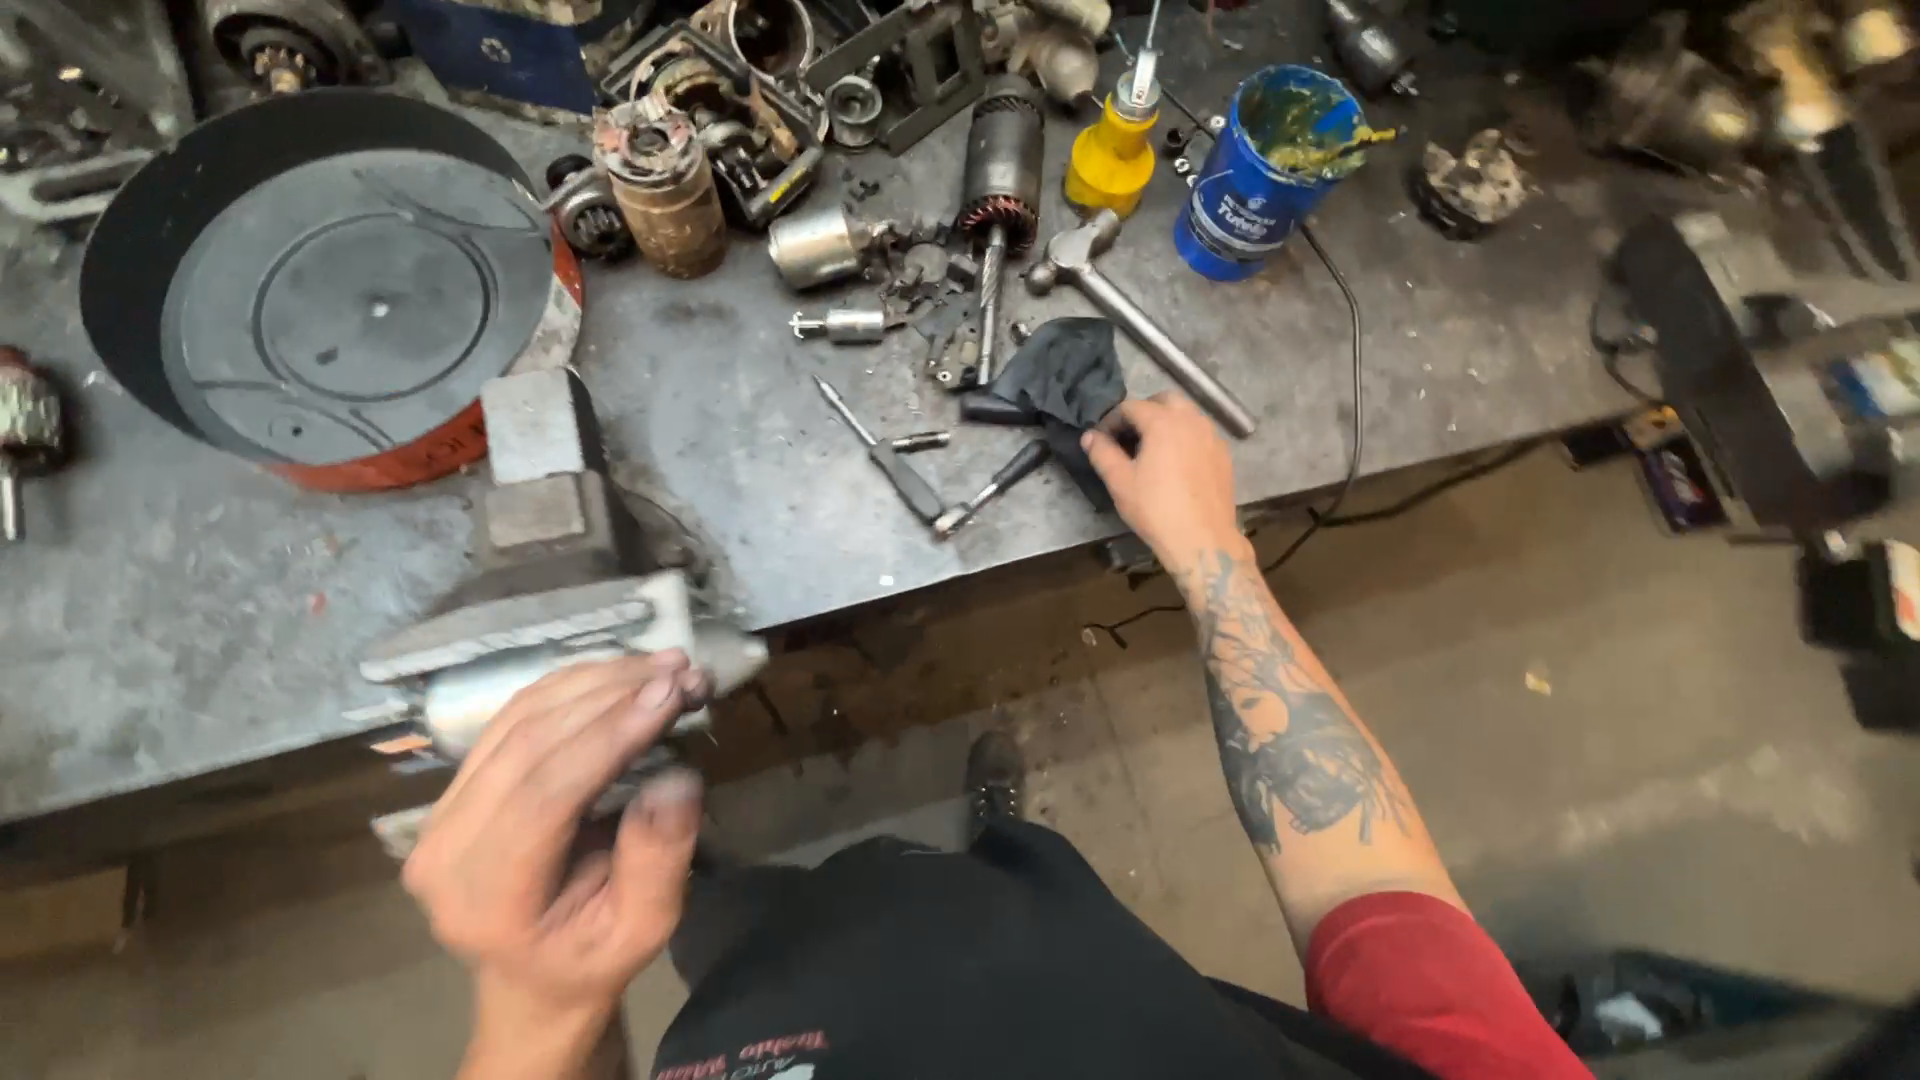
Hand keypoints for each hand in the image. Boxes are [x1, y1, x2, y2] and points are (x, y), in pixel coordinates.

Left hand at [403, 652, 708, 1024]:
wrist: (536, 973)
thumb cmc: (595, 953)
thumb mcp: (646, 926)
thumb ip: (658, 857)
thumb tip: (678, 778)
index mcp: (484, 896)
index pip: (545, 794)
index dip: (611, 734)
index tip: (675, 690)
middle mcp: (445, 845)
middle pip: (530, 742)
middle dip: (615, 694)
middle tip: (685, 671)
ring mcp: (443, 808)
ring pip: (522, 715)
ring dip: (600, 678)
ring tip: (668, 664)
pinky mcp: (460, 783)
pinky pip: (516, 713)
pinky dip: (577, 682)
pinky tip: (627, 671)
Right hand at [1083, 393, 1242, 572]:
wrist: (1202, 539)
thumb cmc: (1156, 509)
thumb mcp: (1120, 481)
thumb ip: (1102, 453)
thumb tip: (1090, 436)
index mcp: (1163, 422)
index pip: (1131, 407)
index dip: (1112, 420)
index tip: (1102, 440)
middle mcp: (1191, 420)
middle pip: (1164, 400)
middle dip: (1143, 412)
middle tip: (1128, 437)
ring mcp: (1212, 436)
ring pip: (1186, 414)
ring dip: (1166, 422)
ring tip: (1152, 449)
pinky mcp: (1223, 454)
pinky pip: (1200, 433)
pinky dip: (1185, 437)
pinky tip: (1176, 463)